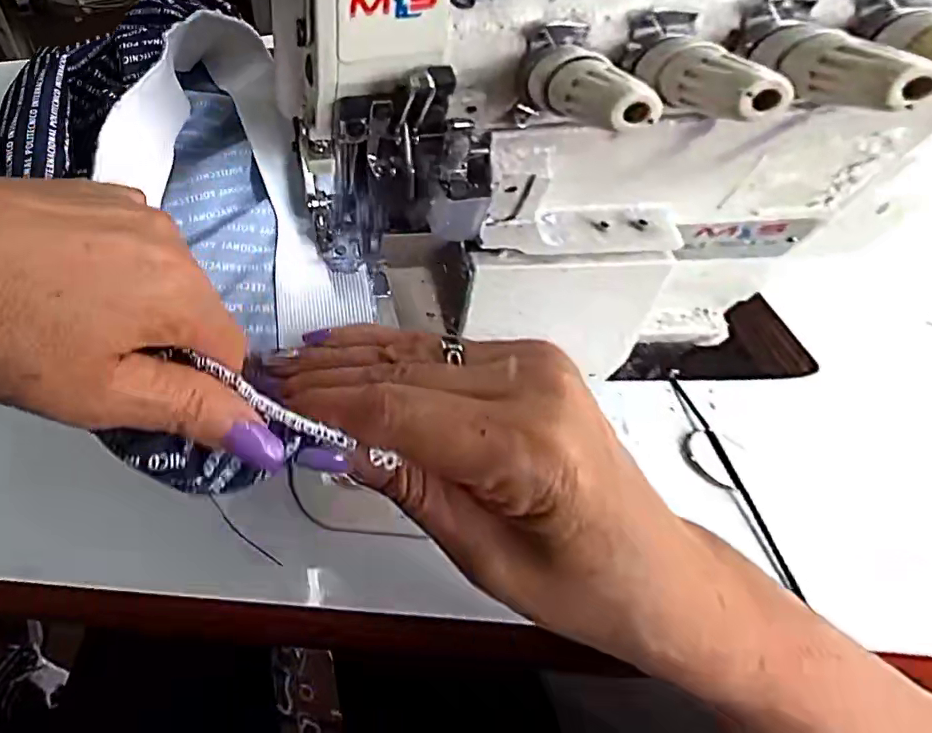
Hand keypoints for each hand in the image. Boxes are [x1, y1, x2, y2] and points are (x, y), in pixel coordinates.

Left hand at [0, 178, 283, 466]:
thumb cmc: (12, 340)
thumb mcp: (103, 394)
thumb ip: (190, 409)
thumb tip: (264, 437)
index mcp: (183, 286)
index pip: (232, 351)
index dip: (199, 385)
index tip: (141, 397)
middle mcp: (170, 233)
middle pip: (195, 307)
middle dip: (163, 342)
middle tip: (90, 362)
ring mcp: (129, 202)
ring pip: (159, 272)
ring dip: (134, 302)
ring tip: (63, 316)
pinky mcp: (91, 188)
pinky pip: (124, 238)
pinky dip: (107, 264)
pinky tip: (50, 273)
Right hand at [275, 327, 931, 731]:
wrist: (662, 568)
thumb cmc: (582, 587)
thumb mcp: (485, 559)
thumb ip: (411, 488)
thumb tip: (338, 443)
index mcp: (529, 446)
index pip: (402, 414)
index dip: (333, 408)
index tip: (278, 403)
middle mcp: (532, 383)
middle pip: (404, 375)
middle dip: (330, 378)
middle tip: (268, 375)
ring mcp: (532, 360)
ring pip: (416, 353)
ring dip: (350, 358)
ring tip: (292, 359)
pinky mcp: (527, 355)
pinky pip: (440, 351)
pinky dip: (387, 352)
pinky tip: (344, 345)